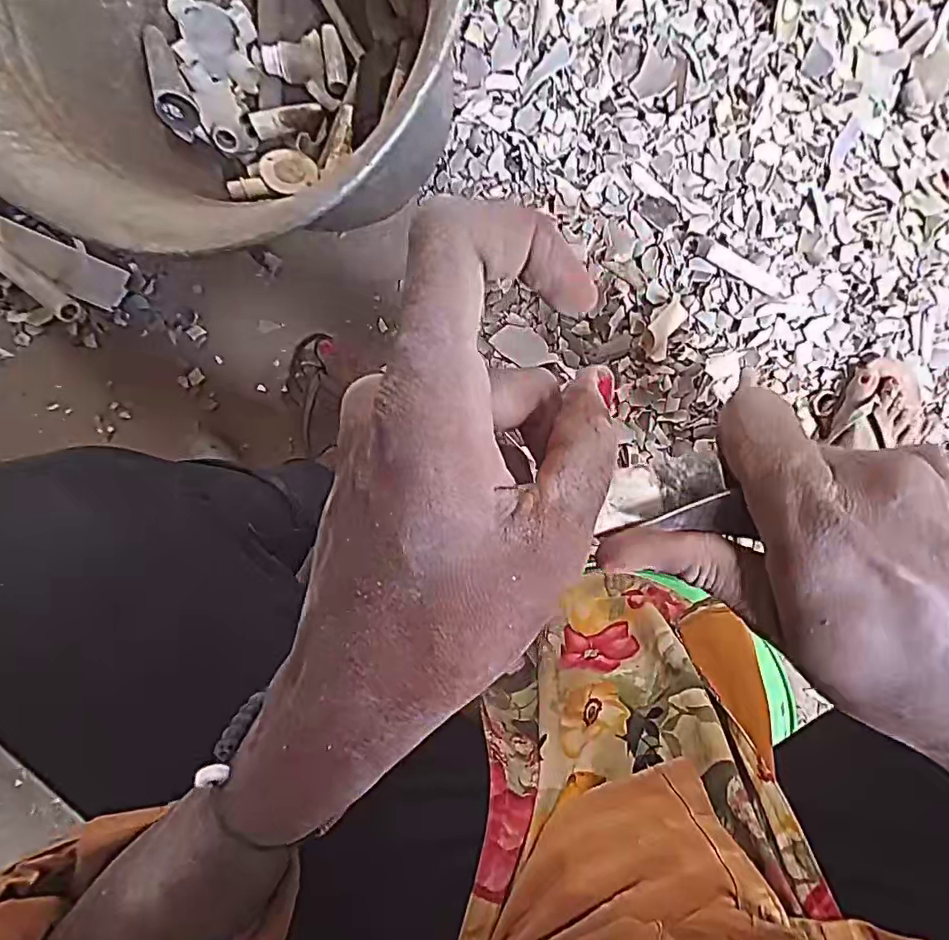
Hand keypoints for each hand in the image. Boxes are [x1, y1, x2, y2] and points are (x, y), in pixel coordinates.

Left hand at [221, 199, 618, 843]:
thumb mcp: (550, 539)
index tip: (578, 295)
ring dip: (526, 443)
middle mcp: (388, 396)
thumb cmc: (446, 631)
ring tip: (541, 523)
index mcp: (427, 399)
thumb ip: (587, 447)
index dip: (525, 239)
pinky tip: (507, 522)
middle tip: (577, 487)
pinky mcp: (375, 457)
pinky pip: (449, 425)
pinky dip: (492, 456)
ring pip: (477, 396)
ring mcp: (375, 427)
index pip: (453, 244)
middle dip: (551, 410)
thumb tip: (592, 391)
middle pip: (492, 352)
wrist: (357, 691)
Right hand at [597, 385, 948, 784]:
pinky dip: (866, 498)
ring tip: (849, 559)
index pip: (747, 417)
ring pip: (832, 456)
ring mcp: (923, 463)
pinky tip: (891, 551)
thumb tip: (617, 548)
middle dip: (772, 487)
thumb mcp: (777, 626)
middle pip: (786, 444)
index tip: (730, 498)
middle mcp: (873, 471)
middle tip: (785, 550)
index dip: (727, 452)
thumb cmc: (882, 676)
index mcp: (818, 520)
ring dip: (821, 496)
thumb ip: (700, 566)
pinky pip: (879, 465)